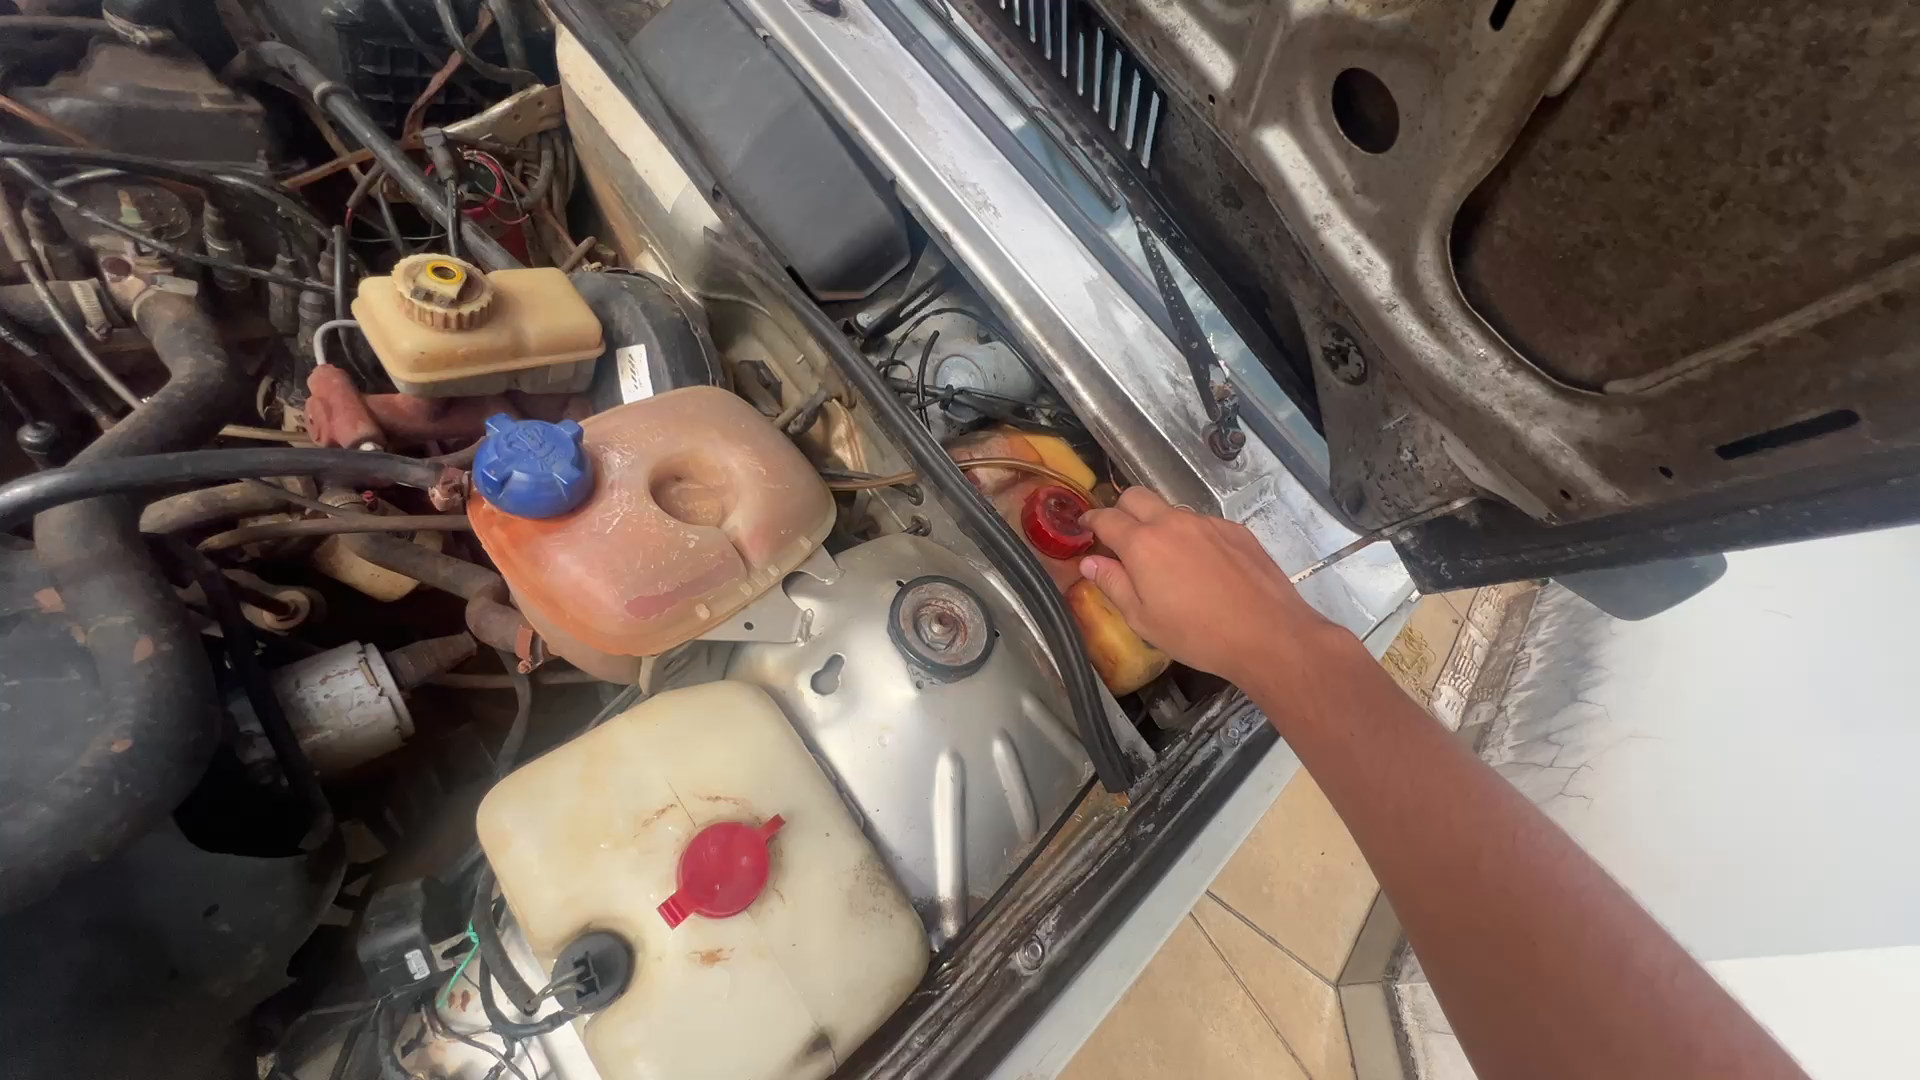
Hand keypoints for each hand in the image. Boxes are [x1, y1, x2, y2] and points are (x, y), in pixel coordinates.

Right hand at [1079, 488, 1348, 687]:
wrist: (1267, 634)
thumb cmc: (1196, 634)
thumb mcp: (1142, 619)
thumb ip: (1112, 584)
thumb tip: (1089, 563)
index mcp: (1142, 544)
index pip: (1106, 518)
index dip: (1090, 521)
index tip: (1084, 527)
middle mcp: (1172, 523)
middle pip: (1136, 496)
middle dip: (1120, 509)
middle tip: (1119, 536)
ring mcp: (1207, 523)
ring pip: (1170, 510)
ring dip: (1158, 524)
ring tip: (1164, 558)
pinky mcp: (1234, 530)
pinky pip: (1202, 524)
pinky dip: (1190, 536)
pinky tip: (1201, 567)